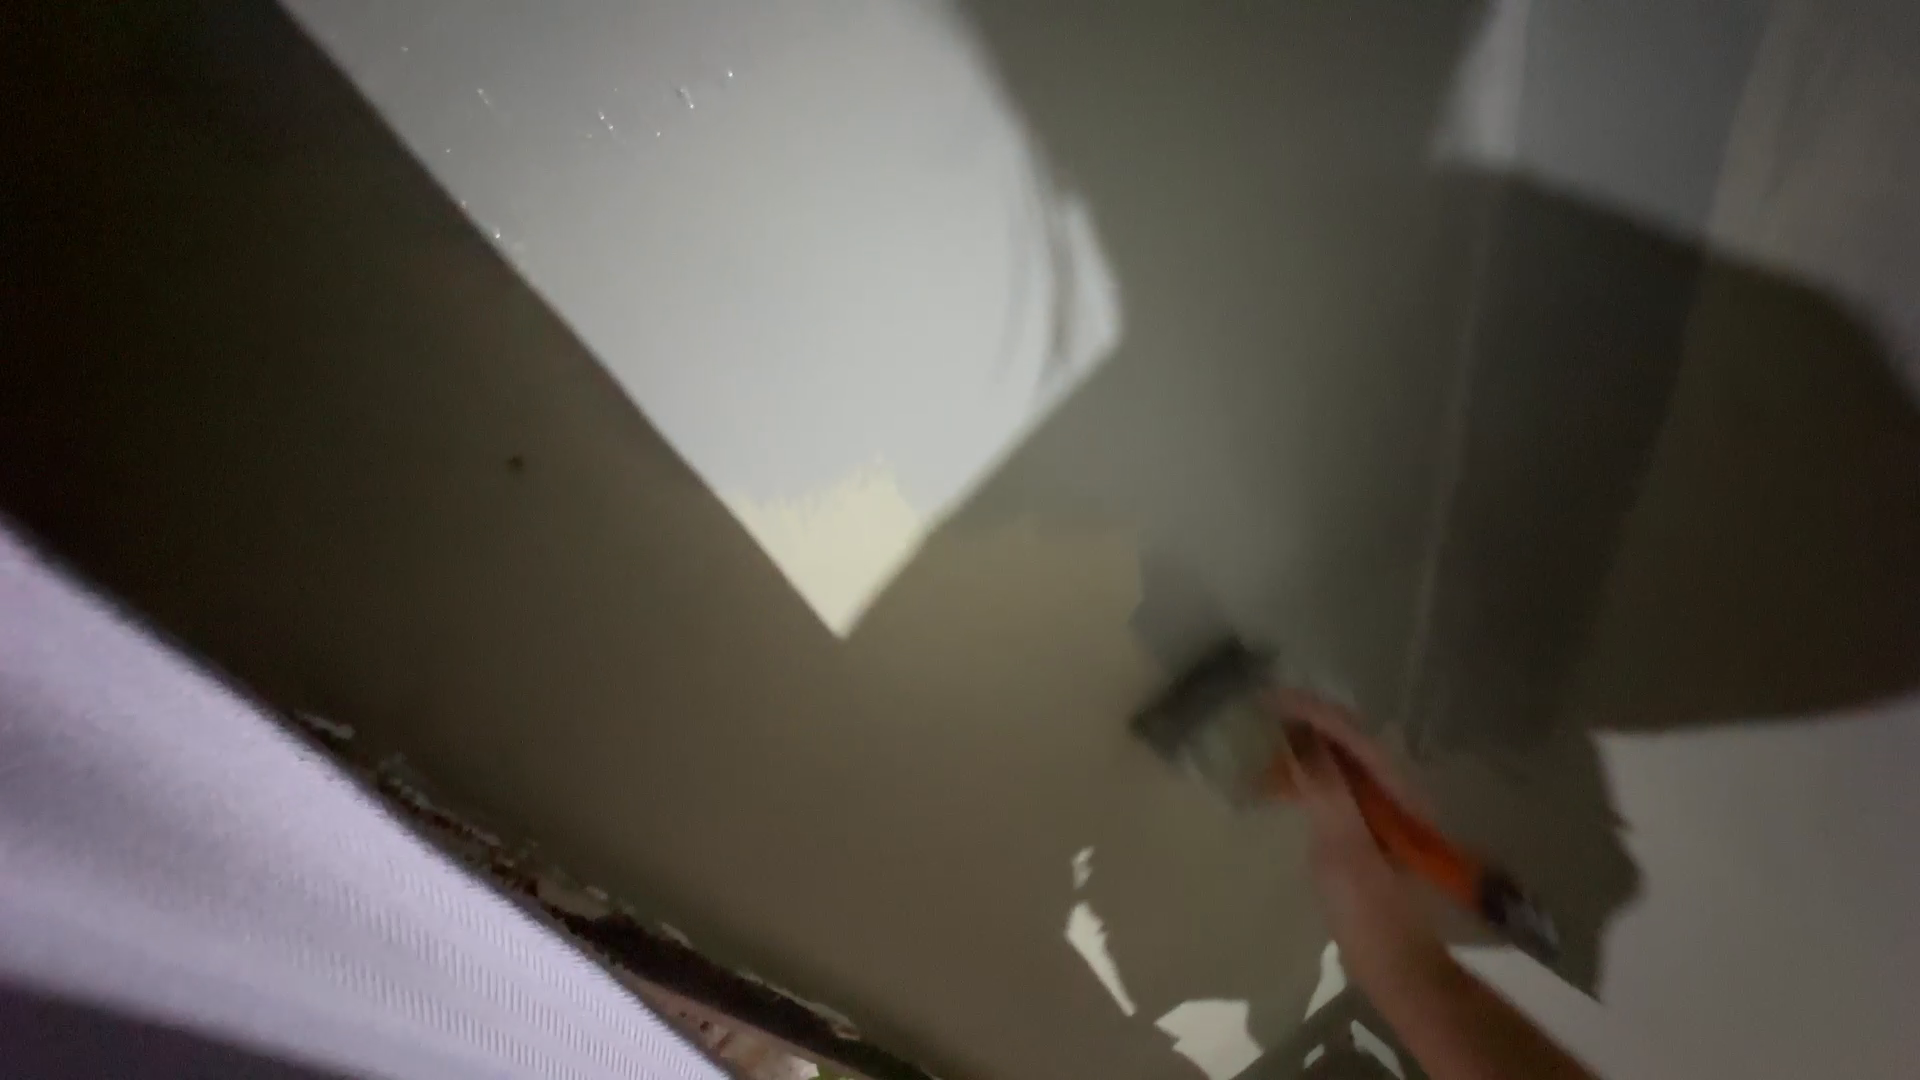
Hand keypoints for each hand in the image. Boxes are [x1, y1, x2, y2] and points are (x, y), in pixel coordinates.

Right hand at [1263, 689, 1450, 991]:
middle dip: (1299, 722)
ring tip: (1256, 745)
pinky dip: (1298, 776)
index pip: (1351, 733)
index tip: (1267, 698)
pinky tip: (1271, 784)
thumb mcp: (1345, 850)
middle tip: (1254, 715)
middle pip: (1344, 740)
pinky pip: (1328, 785)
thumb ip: (1326, 789)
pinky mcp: (1363, 828)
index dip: (1310, 711)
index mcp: (1397, 791)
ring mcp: (1379, 810)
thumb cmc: (1373, 912)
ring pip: (1334, 761)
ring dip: (1295, 748)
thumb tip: (1297, 735)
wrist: (1398, 969)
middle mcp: (1393, 790)